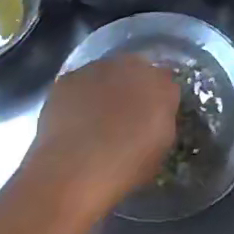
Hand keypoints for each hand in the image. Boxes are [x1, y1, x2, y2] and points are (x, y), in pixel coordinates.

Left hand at [18, 56, 178, 216]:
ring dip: (104, 88)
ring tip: (96, 117)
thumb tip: (153, 111)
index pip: (165, 80)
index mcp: (160, 83)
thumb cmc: (129, 164)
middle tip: (126, 113)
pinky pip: (78, 83)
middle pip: (134, 68)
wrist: (79, 167)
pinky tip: (74, 118)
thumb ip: (161, 117)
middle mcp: (129, 66)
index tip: (153, 113)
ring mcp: (95, 69)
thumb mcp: (161, 144)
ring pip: (104, 73)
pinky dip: (79, 96)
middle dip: (132, 86)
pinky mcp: (68, 78)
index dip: (158, 96)